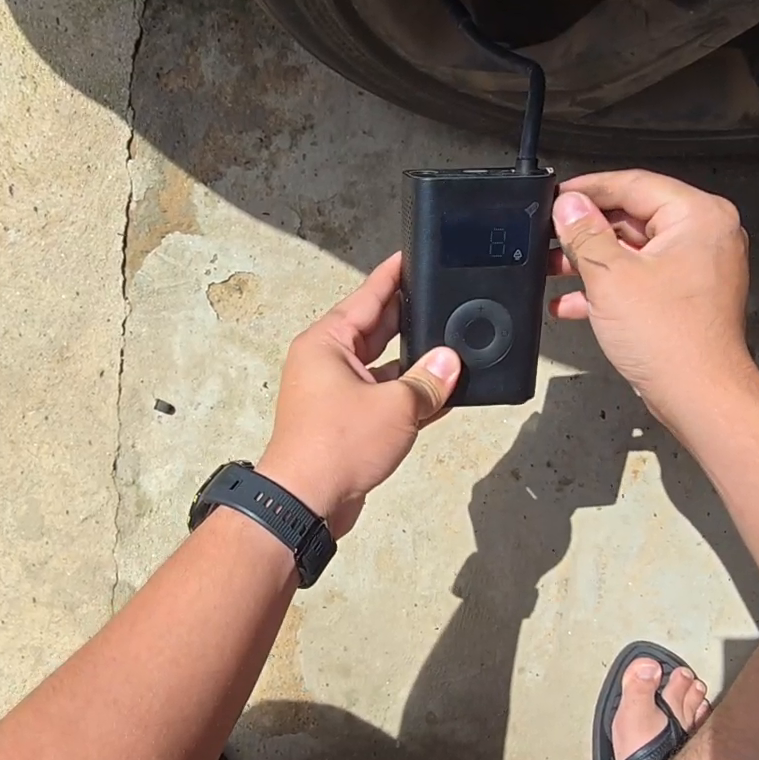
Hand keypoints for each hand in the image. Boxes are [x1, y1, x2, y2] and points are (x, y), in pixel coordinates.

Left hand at [257, 253, 460, 537]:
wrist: (306, 502)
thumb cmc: (336, 445)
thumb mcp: (395, 406)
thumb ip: (428, 380)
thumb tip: (450, 363)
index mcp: (327, 343)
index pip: (367, 296)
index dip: (394, 276)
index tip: (412, 256)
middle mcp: (327, 364)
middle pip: (375, 331)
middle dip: (409, 319)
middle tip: (442, 298)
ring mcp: (335, 395)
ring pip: (382, 369)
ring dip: (413, 365)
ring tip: (451, 349)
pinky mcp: (345, 424)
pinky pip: (382, 400)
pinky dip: (407, 398)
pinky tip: (440, 396)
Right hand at [548, 169, 758, 414]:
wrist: (697, 394)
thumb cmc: (669, 338)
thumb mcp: (611, 278)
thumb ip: (585, 235)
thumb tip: (568, 206)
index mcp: (697, 217)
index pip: (635, 184)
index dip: (590, 189)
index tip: (558, 196)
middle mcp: (704, 237)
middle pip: (633, 218)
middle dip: (587, 232)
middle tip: (550, 236)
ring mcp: (696, 270)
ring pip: (633, 252)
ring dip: (590, 263)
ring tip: (553, 270)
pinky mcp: (683, 299)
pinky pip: (640, 281)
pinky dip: (608, 289)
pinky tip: (571, 304)